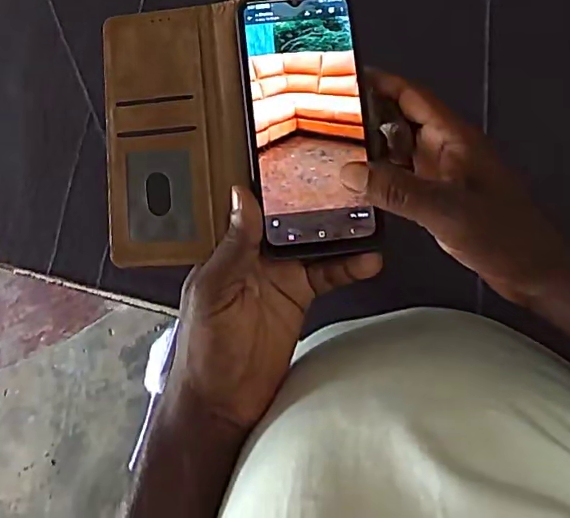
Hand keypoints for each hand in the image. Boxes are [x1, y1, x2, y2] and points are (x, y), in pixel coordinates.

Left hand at [165, 185, 381, 430]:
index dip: (278, 186)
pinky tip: (367, 261)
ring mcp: (280, 276)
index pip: (258, 206)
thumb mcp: (213, 290)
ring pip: (314, 244)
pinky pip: (327, 275)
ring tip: (364, 218)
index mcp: (232, 246)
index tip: (302, 165)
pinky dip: (348, 267)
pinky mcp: (299, 298)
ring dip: (338, 233)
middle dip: (315, 204)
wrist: (221, 404)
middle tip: (345, 187)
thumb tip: (242, 196)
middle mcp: (257, 255)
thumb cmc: (202, 346)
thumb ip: (233, 245)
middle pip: (291, 220)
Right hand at [340, 70, 569, 307]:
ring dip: (370, 145)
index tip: (346, 76)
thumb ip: (396, 189)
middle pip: (399, 117)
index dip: (380, 81)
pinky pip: (401, 173)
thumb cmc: (505, 235)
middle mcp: (445, 147)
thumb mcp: (446, 209)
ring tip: (334, 145)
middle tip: (327, 114)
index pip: (411, 94)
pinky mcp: (439, 194)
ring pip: (398, 146)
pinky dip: (380, 172)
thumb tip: (349, 172)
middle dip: (366, 112)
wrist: (539, 276)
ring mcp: (442, 170)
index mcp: (453, 136)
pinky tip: (359, 182)